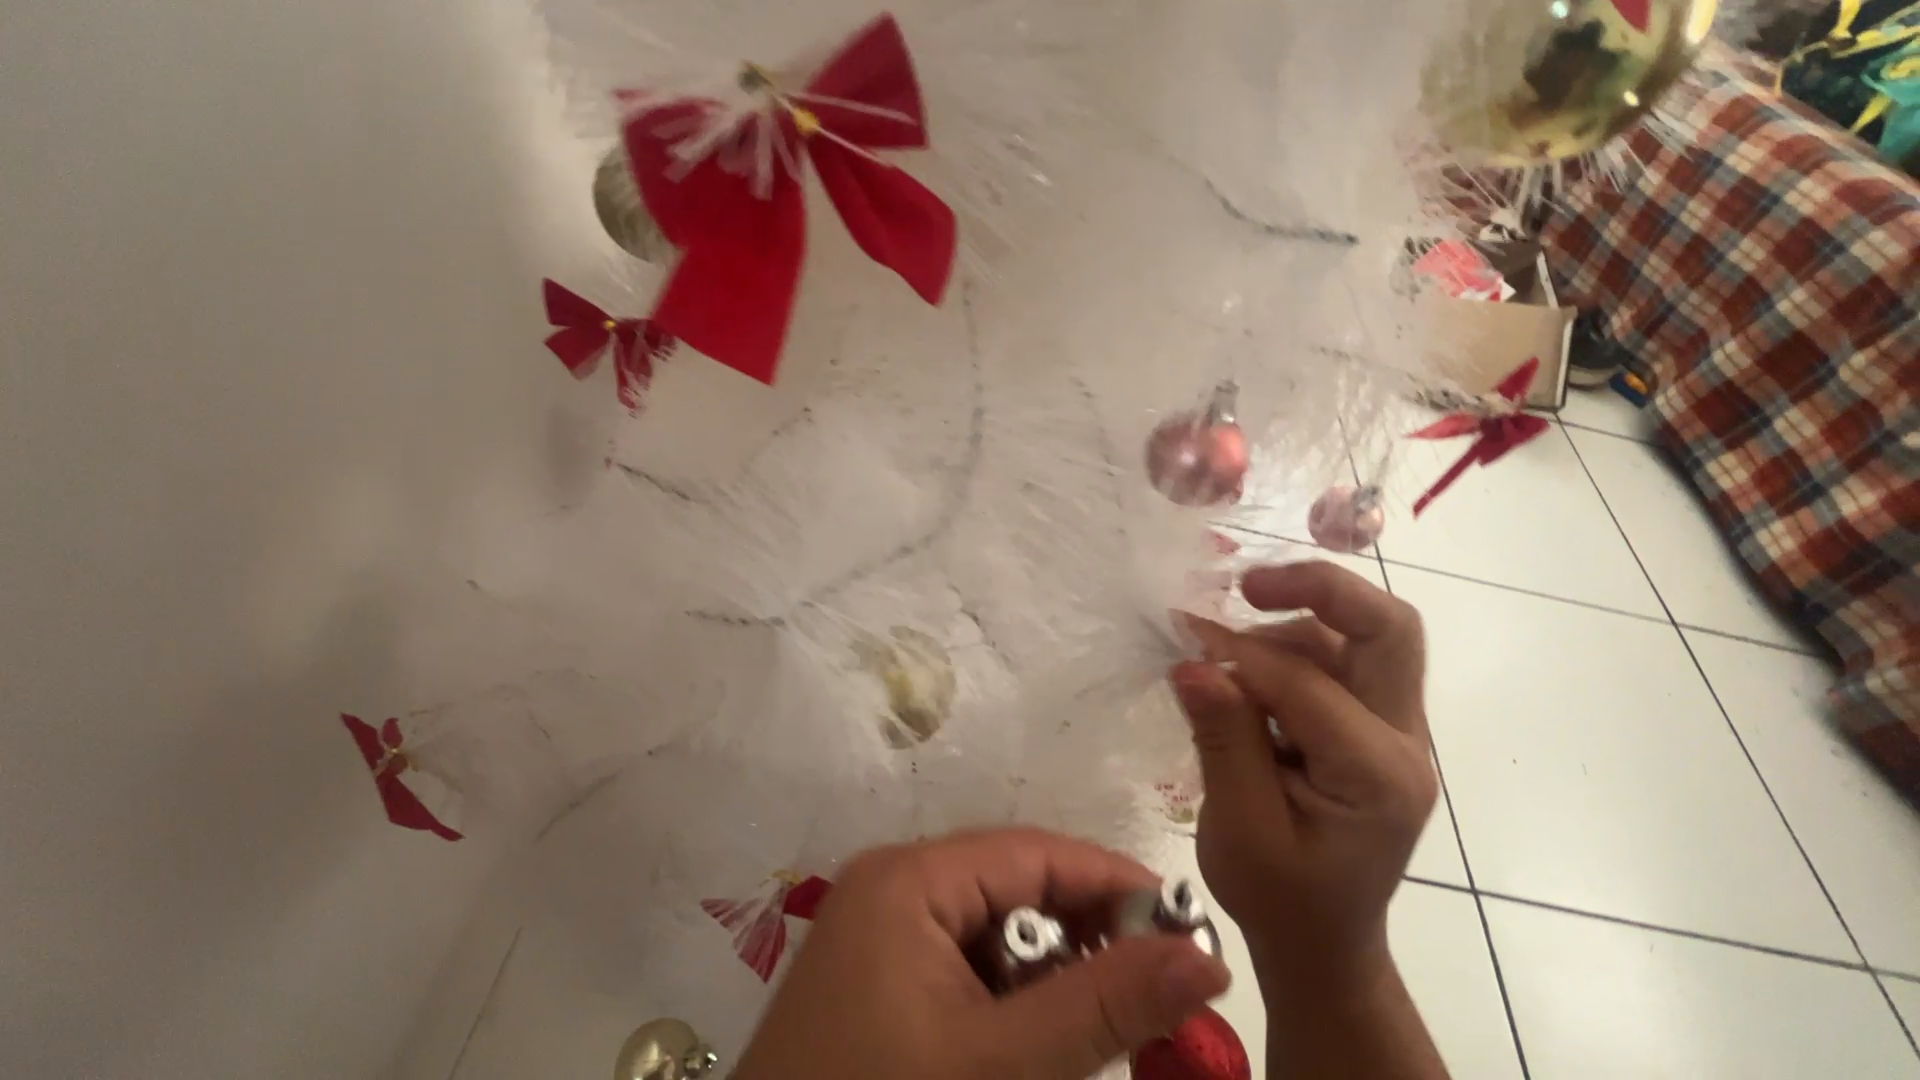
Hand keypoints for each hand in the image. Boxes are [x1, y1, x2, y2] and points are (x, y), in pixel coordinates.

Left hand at [733, 828, 1230, 1079]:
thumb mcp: (1001, 1062)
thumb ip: (1104, 1006)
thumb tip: (1207, 957)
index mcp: (908, 879)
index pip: (1036, 853)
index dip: (1116, 885)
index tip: (1190, 933)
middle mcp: (892, 887)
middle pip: (1017, 889)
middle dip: (1087, 939)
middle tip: (1154, 997)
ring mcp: (881, 933)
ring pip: (997, 933)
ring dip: (1054, 977)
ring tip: (1097, 1030)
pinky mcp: (879, 978)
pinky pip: (966, 967)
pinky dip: (1012, 1000)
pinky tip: (1036, 1043)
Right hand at [1172, 561, 1436, 978]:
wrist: (1323, 943)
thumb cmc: (1278, 898)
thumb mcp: (1239, 828)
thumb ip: (1224, 739)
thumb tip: (1192, 660)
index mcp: (1379, 776)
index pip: (1309, 684)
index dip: (1239, 654)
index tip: (1181, 634)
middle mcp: (1405, 742)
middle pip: (1388, 629)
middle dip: (1319, 590)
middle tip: (1247, 585)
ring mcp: (1397, 734)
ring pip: (1366, 639)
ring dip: (1297, 624)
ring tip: (1226, 648)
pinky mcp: (1374, 731)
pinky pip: (1344, 664)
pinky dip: (1295, 650)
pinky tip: (1247, 671)